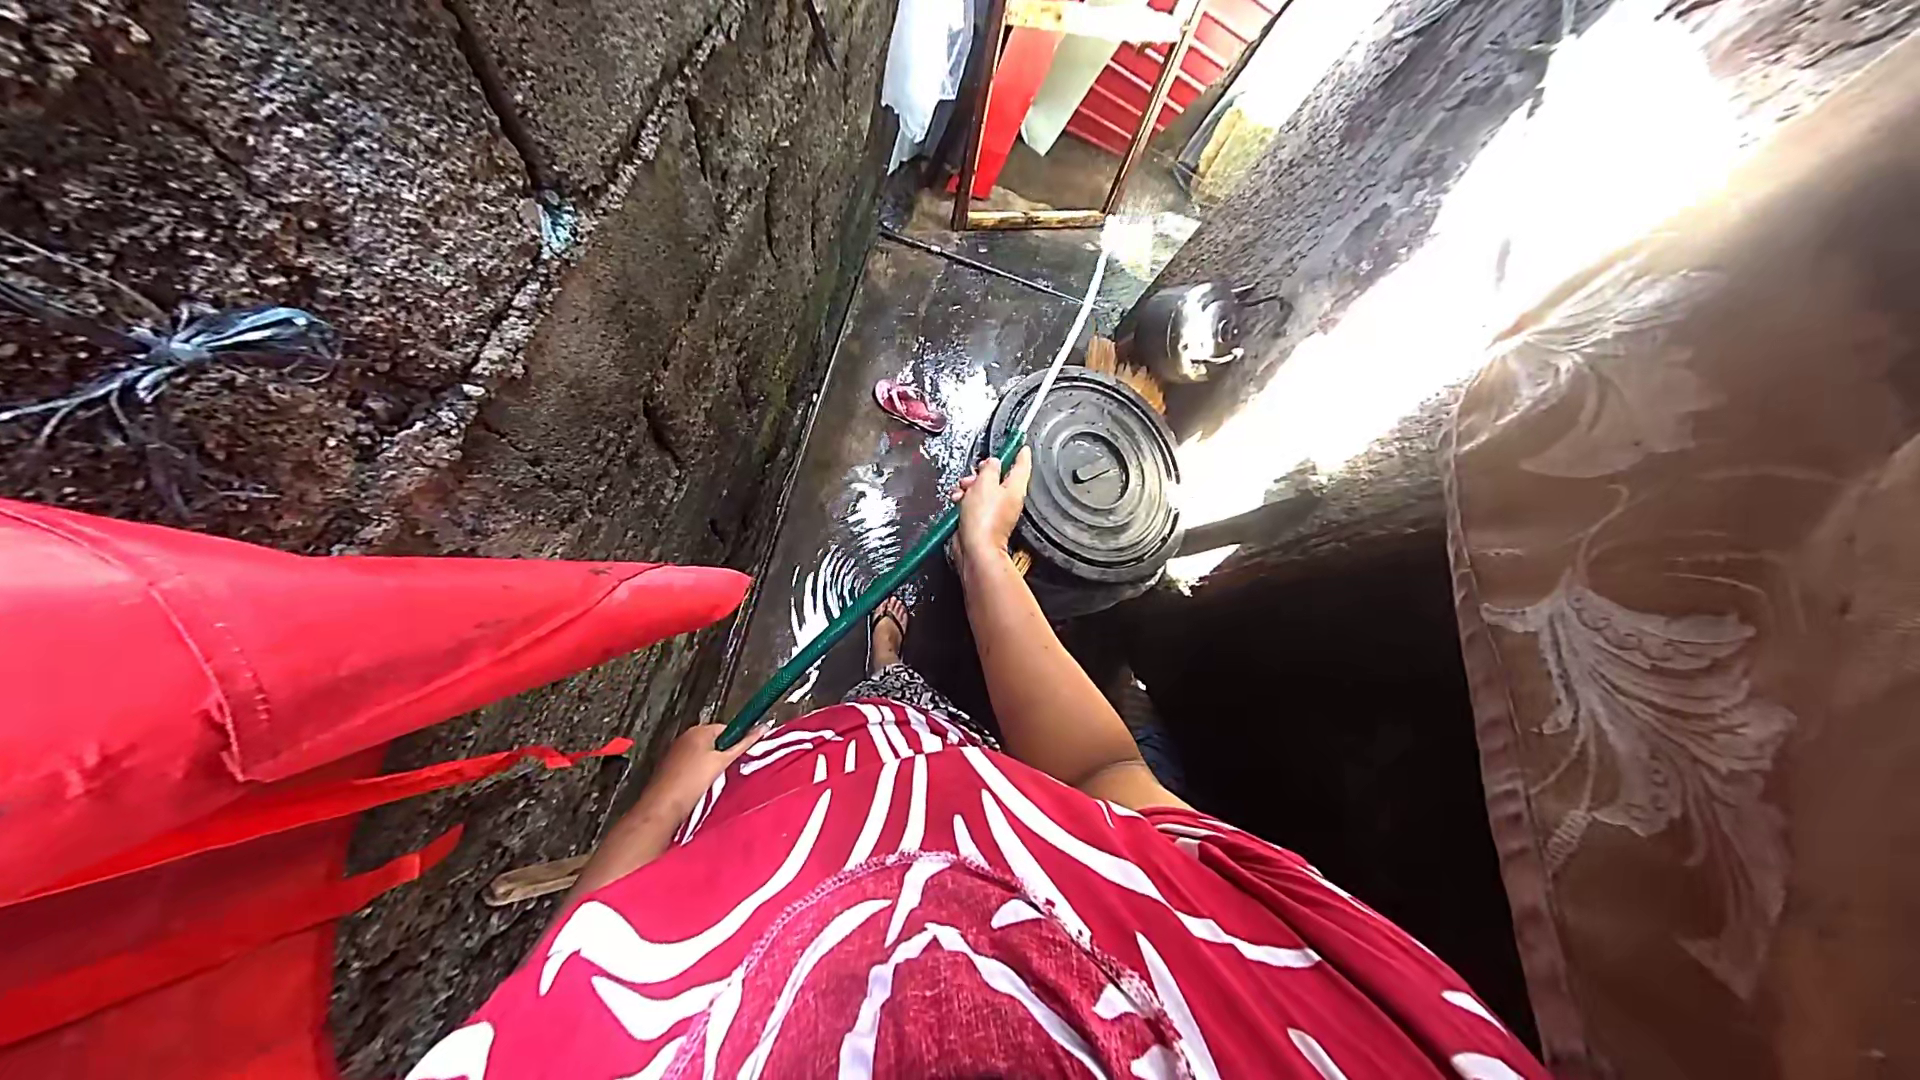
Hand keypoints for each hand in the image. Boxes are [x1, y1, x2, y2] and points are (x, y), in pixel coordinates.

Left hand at [638, 722, 764, 818]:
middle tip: (726, 770)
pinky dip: (697, 772)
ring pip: (703, 753)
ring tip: (711, 780)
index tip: (740, 756)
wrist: (663, 807)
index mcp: (699, 730)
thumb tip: (763, 727)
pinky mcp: (669, 765)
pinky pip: (691, 763)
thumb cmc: (693, 781)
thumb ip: (744, 744)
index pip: (727, 728)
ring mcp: (676, 750)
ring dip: (710, 764)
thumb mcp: (723, 761)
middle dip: (723, 754)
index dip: (736, 741)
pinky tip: (698, 785)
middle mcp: (686, 736)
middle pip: (714, 740)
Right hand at [950, 446, 1031, 565]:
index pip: (1023, 465)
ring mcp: (995, 510)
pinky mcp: (982, 519)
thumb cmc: (983, 520)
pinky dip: (965, 499)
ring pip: (982, 489)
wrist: (975, 548)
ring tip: (962, 490)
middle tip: (975, 473)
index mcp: (1015, 489)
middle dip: (982, 472)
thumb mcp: (984, 483)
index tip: (1022, 445)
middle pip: (997, 476)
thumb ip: (990, 468)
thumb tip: (992, 462)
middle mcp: (1008, 500)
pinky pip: (974, 502)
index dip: (1021, 453)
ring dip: (969, 486)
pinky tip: (958, 501)